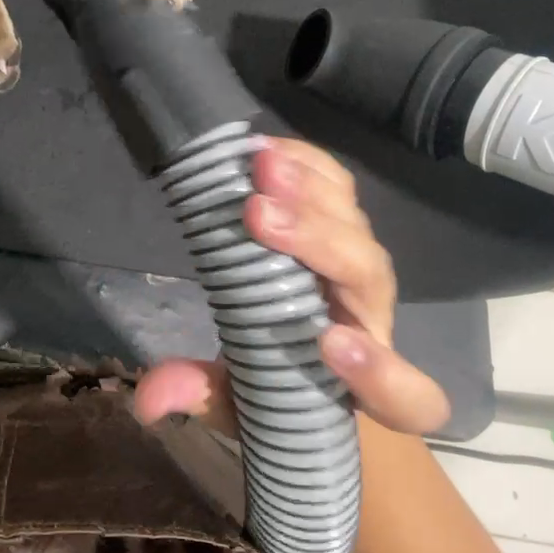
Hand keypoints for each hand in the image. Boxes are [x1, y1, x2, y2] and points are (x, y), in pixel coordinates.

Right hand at [135, 138, 449, 435]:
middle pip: (367, 276)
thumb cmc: (273, 387)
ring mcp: (356, 267)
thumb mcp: (232, 403)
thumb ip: (199, 396)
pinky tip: (270, 149)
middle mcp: (368, 318)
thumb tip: (148, 400)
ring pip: (353, 227)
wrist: (300, 353)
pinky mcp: (340, 228)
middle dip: (318, 243)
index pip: (405, 397)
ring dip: (310, 193)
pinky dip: (310, 167)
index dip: (381, 372)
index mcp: (357, 383)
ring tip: (263, 164)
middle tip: (258, 213)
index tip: (329, 344)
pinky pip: (339, 193)